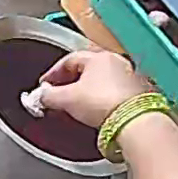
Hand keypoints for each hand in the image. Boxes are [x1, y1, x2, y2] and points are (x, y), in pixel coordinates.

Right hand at [38, 50, 152, 127]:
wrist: (133, 121)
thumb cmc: (104, 103)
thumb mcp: (66, 99)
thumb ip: (49, 96)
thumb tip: (41, 96)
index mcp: (98, 57)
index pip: (68, 60)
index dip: (53, 74)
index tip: (44, 86)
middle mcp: (115, 63)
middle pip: (85, 70)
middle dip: (68, 82)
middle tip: (57, 96)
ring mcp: (128, 77)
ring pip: (99, 81)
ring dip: (85, 91)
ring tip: (74, 105)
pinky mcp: (136, 93)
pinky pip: (111, 93)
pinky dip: (100, 99)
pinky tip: (94, 110)